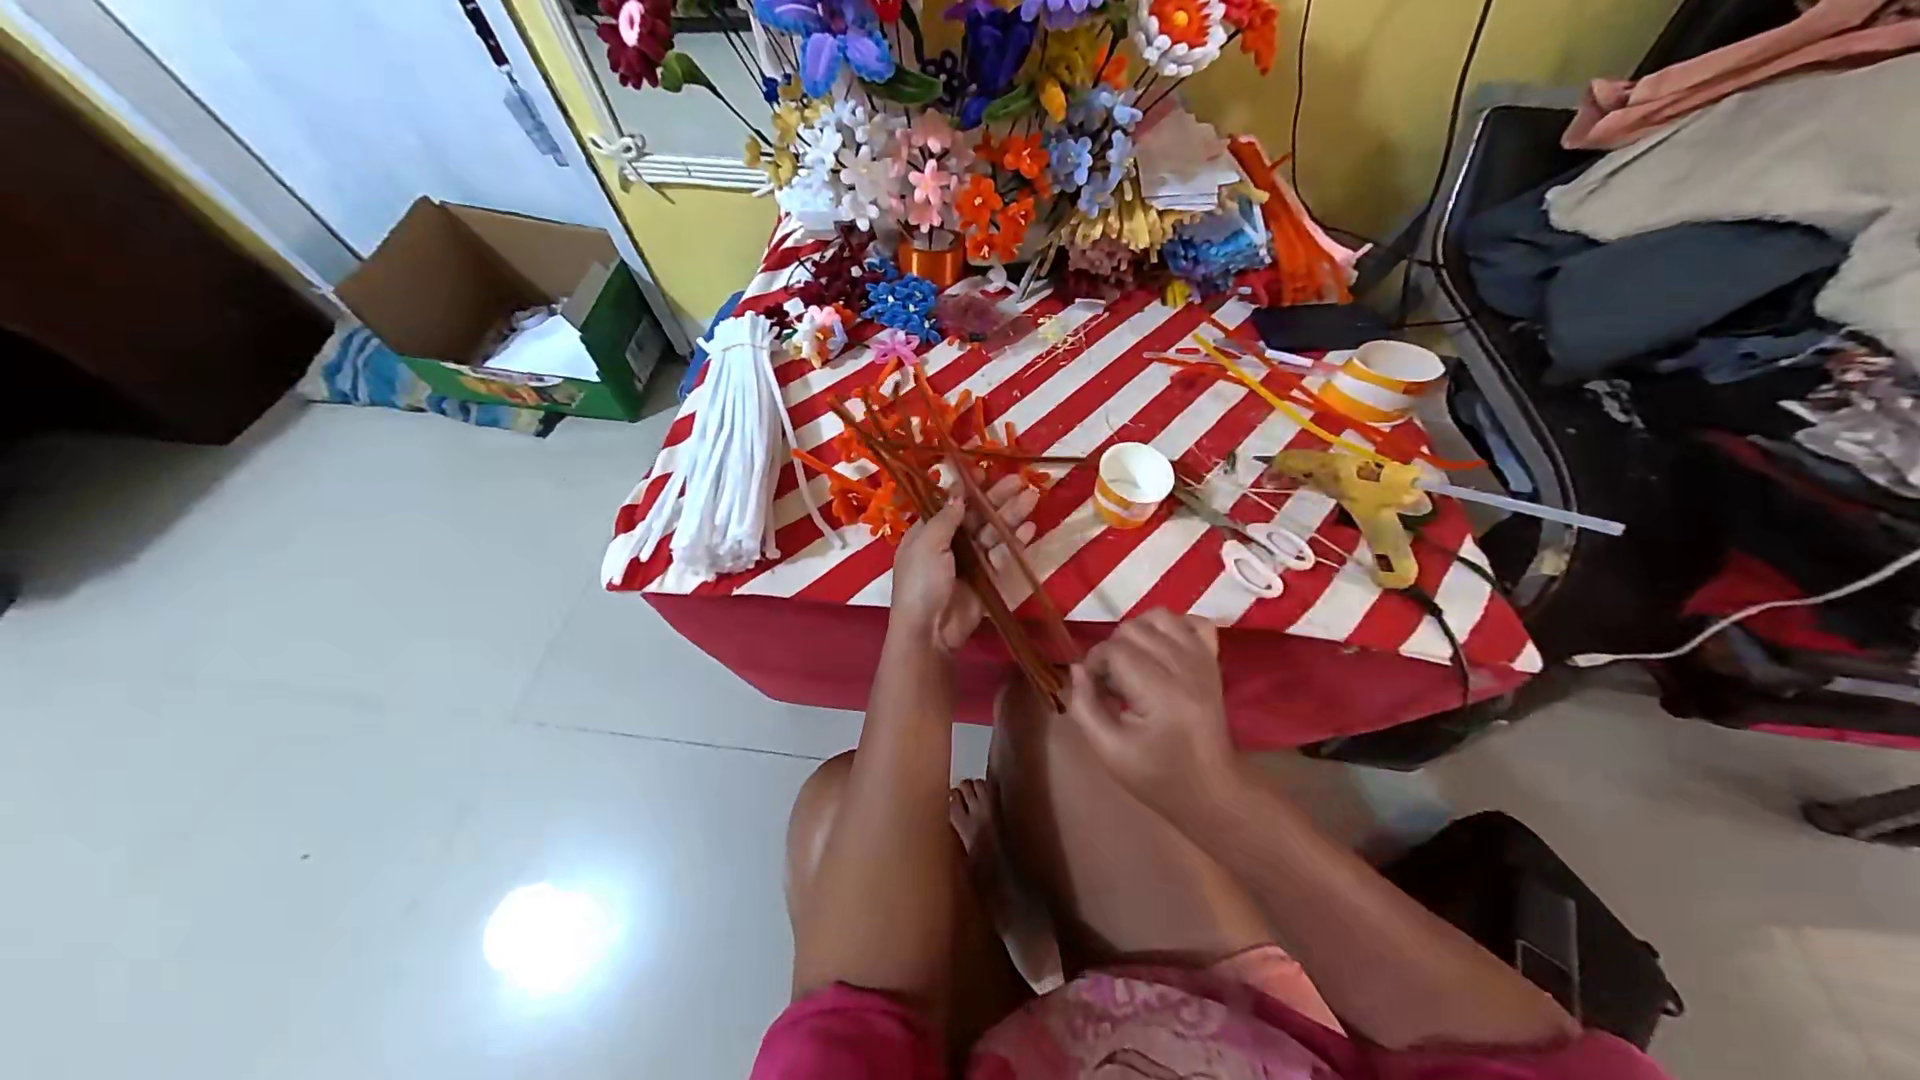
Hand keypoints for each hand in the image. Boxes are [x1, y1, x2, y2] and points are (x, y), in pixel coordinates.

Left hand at [890, 474, 1039, 653]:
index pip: (950, 503)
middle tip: (1019, 481)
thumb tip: (957, 491)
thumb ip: (947, 517)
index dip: (967, 488)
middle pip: (977, 515)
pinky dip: (1014, 543)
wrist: (930, 630)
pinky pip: (1002, 555)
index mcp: (928, 532)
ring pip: (993, 532)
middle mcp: (949, 542)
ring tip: (1031, 498)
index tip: (984, 471)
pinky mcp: (986, 578)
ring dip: (1011, 516)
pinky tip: (1029, 530)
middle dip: (997, 498)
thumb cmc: (921, 583)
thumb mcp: (928, 544)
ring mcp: (969, 561)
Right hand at [1066, 609, 1236, 812]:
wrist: (1211, 790)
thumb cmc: (1157, 777)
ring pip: (1161, 617)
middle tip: (1111, 683)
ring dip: (1138, 633)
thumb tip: (1076, 669)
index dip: (1094, 664)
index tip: (1094, 690)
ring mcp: (1203, 661)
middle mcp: (1186, 668)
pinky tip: (1161, 650)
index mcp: (1161, 694)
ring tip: (1132, 662)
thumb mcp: (1109, 750)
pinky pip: (1194, 622)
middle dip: (1112, 649)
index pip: (1115, 650)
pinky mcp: (1213, 661)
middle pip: (1134, 628)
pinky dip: (1173, 627)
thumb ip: (1084, 706)